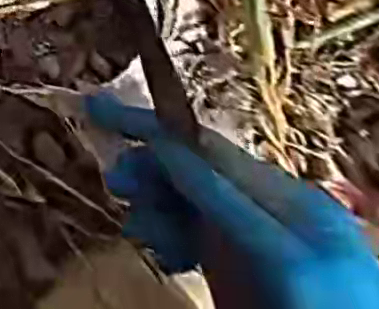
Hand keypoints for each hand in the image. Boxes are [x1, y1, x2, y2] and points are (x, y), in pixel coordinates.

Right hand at [83, 92, 378, 308]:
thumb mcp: (277, 257)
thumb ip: (219, 197)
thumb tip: (163, 145)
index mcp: (283, 197)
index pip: (201, 144)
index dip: (147, 124)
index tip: (94, 108)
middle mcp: (269, 209)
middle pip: (190, 169)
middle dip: (148, 172)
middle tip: (118, 189)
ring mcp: (259, 240)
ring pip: (187, 202)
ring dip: (156, 208)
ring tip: (144, 236)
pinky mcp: (250, 269)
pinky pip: (198, 235)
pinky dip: (172, 236)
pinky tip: (164, 254)